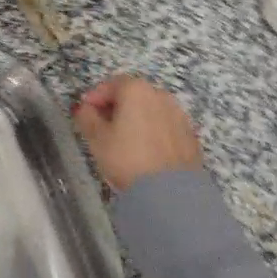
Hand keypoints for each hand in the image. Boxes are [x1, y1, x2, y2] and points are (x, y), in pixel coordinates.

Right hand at [70, 74, 202, 192]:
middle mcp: (160, 96)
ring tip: (126, 140)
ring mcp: (179, 115)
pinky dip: (154, 132)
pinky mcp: (191, 136)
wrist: (171, 192)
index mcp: (136, 90)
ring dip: (137, 119)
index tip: (86, 112)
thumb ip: (86, 117)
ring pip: (151, 111)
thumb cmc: (127, 158)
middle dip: (117, 107)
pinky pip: (165, 126)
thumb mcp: (96, 138)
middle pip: (133, 95)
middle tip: (104, 126)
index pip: (111, 84)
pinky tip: (146, 151)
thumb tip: (85, 108)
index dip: (95, 97)